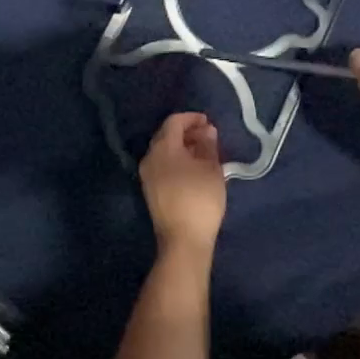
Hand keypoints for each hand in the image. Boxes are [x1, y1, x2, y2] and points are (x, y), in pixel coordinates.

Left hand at [139, 112, 226, 258]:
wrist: (183, 240)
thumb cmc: (200, 199)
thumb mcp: (211, 168)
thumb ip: (208, 145)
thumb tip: (207, 130)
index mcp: (163, 148)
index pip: (174, 122)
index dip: (192, 118)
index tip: (209, 123)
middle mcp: (150, 157)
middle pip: (166, 135)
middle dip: (187, 132)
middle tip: (208, 136)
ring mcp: (147, 175)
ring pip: (163, 151)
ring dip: (182, 147)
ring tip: (203, 152)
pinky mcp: (150, 190)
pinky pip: (162, 165)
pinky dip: (176, 160)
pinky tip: (193, 168)